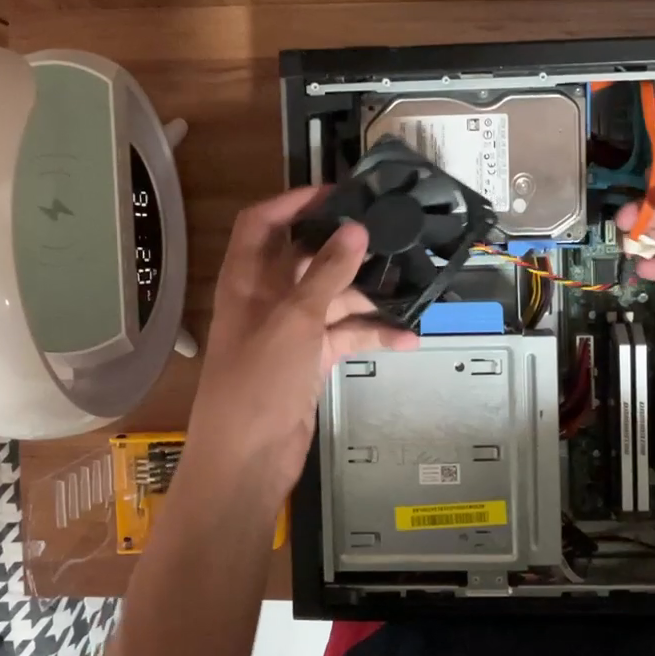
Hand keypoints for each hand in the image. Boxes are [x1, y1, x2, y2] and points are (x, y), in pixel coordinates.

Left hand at [185, 188, 417, 487]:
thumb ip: (326, 273)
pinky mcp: (309, 361)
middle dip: (344, 252)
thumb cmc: (257, 383)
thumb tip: (355, 229)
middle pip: (306, 260)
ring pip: (331, 299)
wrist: (246, 461)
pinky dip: (370, 336)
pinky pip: (343, 336)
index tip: (338, 193)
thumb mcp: (294, 321)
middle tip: (389, 239)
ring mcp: (289, 331)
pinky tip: (404, 338)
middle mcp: (266, 299)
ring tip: (408, 294)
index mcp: (246, 280)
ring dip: (366, 299)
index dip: (293, 203)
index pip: (262, 223)